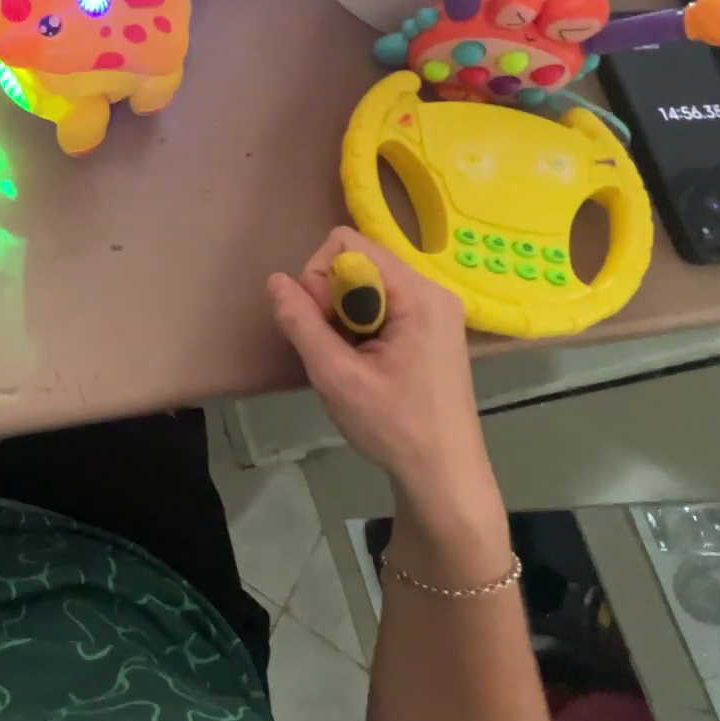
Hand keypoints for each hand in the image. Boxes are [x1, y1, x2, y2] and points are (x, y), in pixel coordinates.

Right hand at [267, 228, 489, 493]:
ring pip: (365, 285)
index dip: (319, 277)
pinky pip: (379, 304)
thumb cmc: (392, 425)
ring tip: (348, 359)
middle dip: (329, 298)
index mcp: (418, 295)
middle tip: (333, 347)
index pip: (347, 245)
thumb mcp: (335, 375)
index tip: (323, 324)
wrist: (444, 474)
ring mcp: (433, 311)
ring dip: (341, 316)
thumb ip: (301, 322)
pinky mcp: (429, 330)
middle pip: (356, 262)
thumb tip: (275, 281)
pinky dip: (358, 326)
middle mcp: (431, 291)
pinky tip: (361, 362)